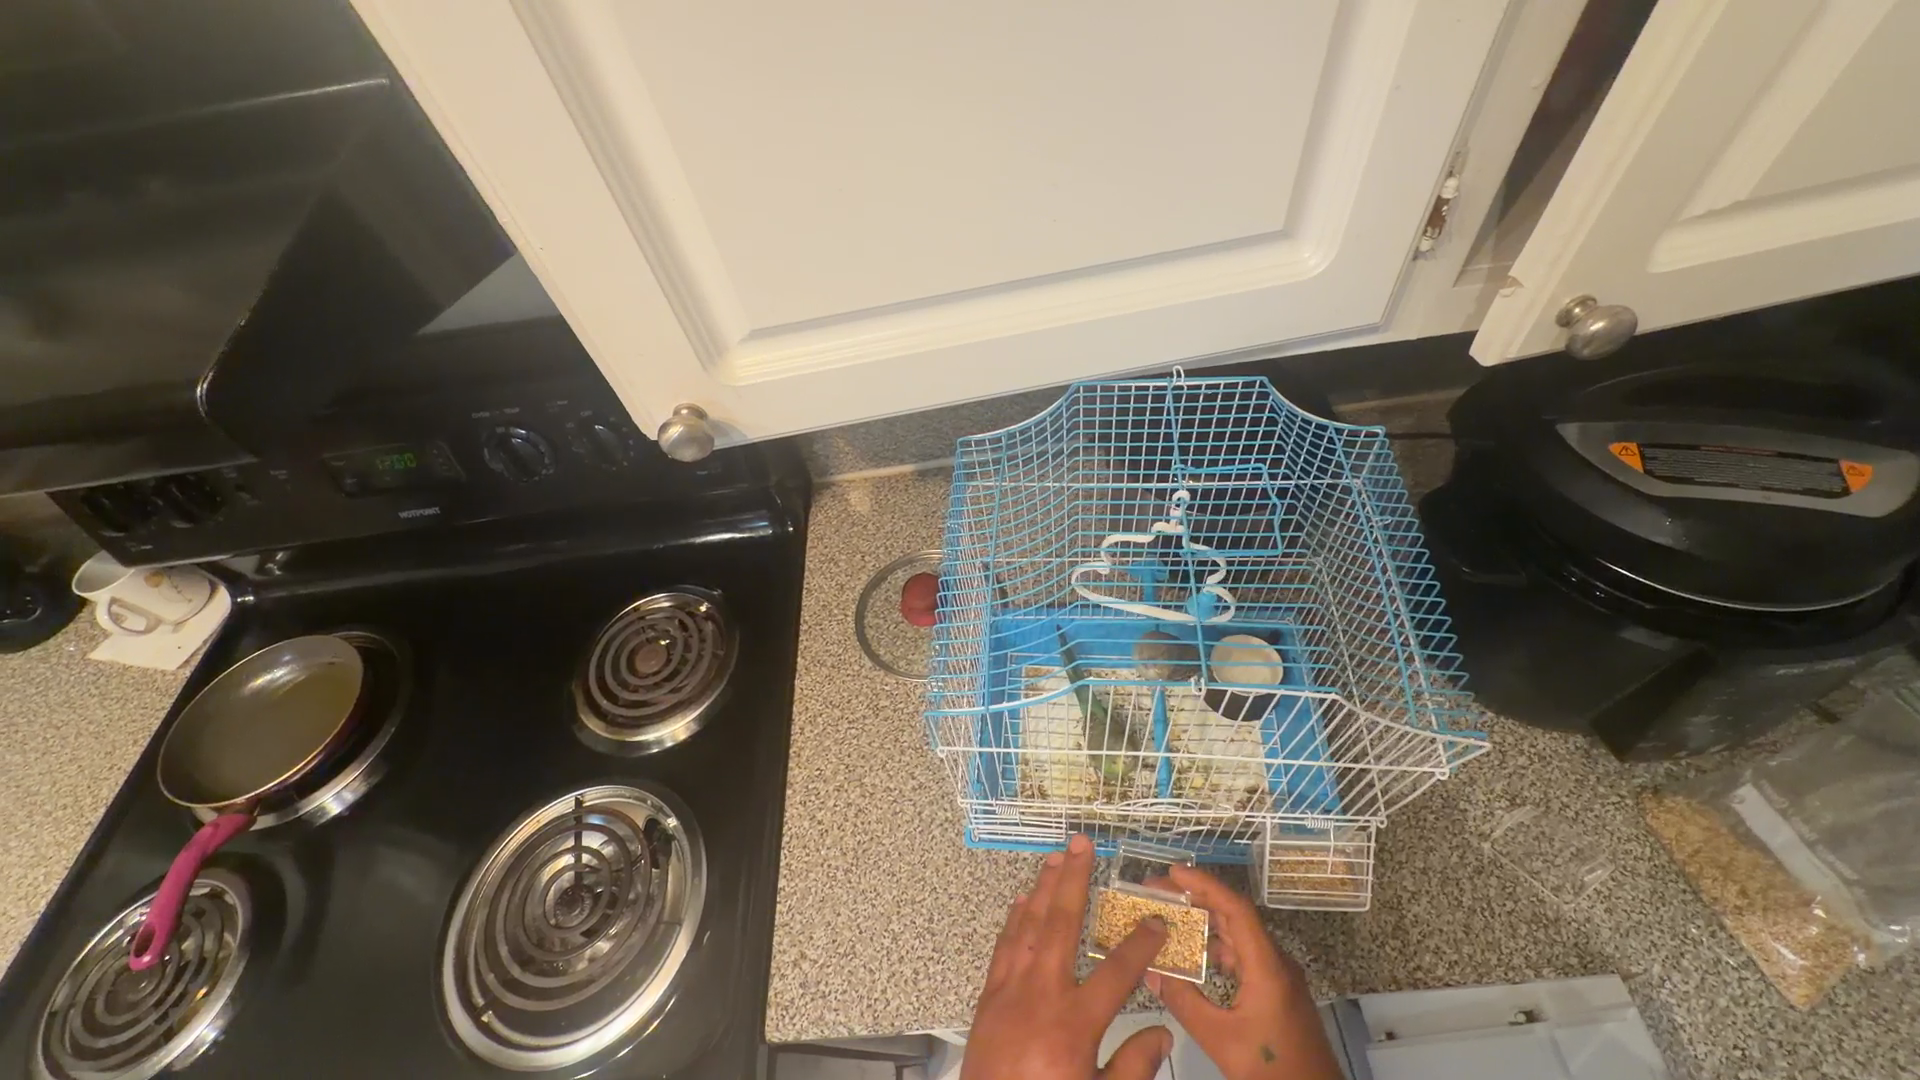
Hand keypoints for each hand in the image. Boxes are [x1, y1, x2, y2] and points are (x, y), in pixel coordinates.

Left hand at [963, 834, 1172, 1079]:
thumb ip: (1134, 1066)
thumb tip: (1163, 1032)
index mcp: (1075, 1022)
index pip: (1118, 972)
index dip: (1141, 944)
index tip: (1156, 920)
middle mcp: (1042, 994)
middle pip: (1062, 924)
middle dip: (1074, 880)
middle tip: (1082, 843)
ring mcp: (1010, 991)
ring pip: (1028, 926)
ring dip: (1042, 888)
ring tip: (1055, 858)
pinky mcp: (988, 997)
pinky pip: (1003, 947)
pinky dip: (1013, 920)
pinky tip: (1021, 901)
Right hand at [1145, 864, 1342, 1079]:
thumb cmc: (1272, 1071)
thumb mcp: (1220, 1039)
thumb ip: (1183, 1001)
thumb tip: (1149, 970)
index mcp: (1267, 967)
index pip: (1236, 909)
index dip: (1205, 885)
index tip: (1173, 873)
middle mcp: (1276, 962)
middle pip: (1235, 916)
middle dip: (1196, 900)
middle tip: (1158, 893)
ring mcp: (1279, 977)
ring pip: (1239, 936)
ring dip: (1205, 924)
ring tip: (1169, 918)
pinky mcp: (1277, 992)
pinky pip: (1243, 956)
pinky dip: (1216, 948)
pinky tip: (1193, 955)